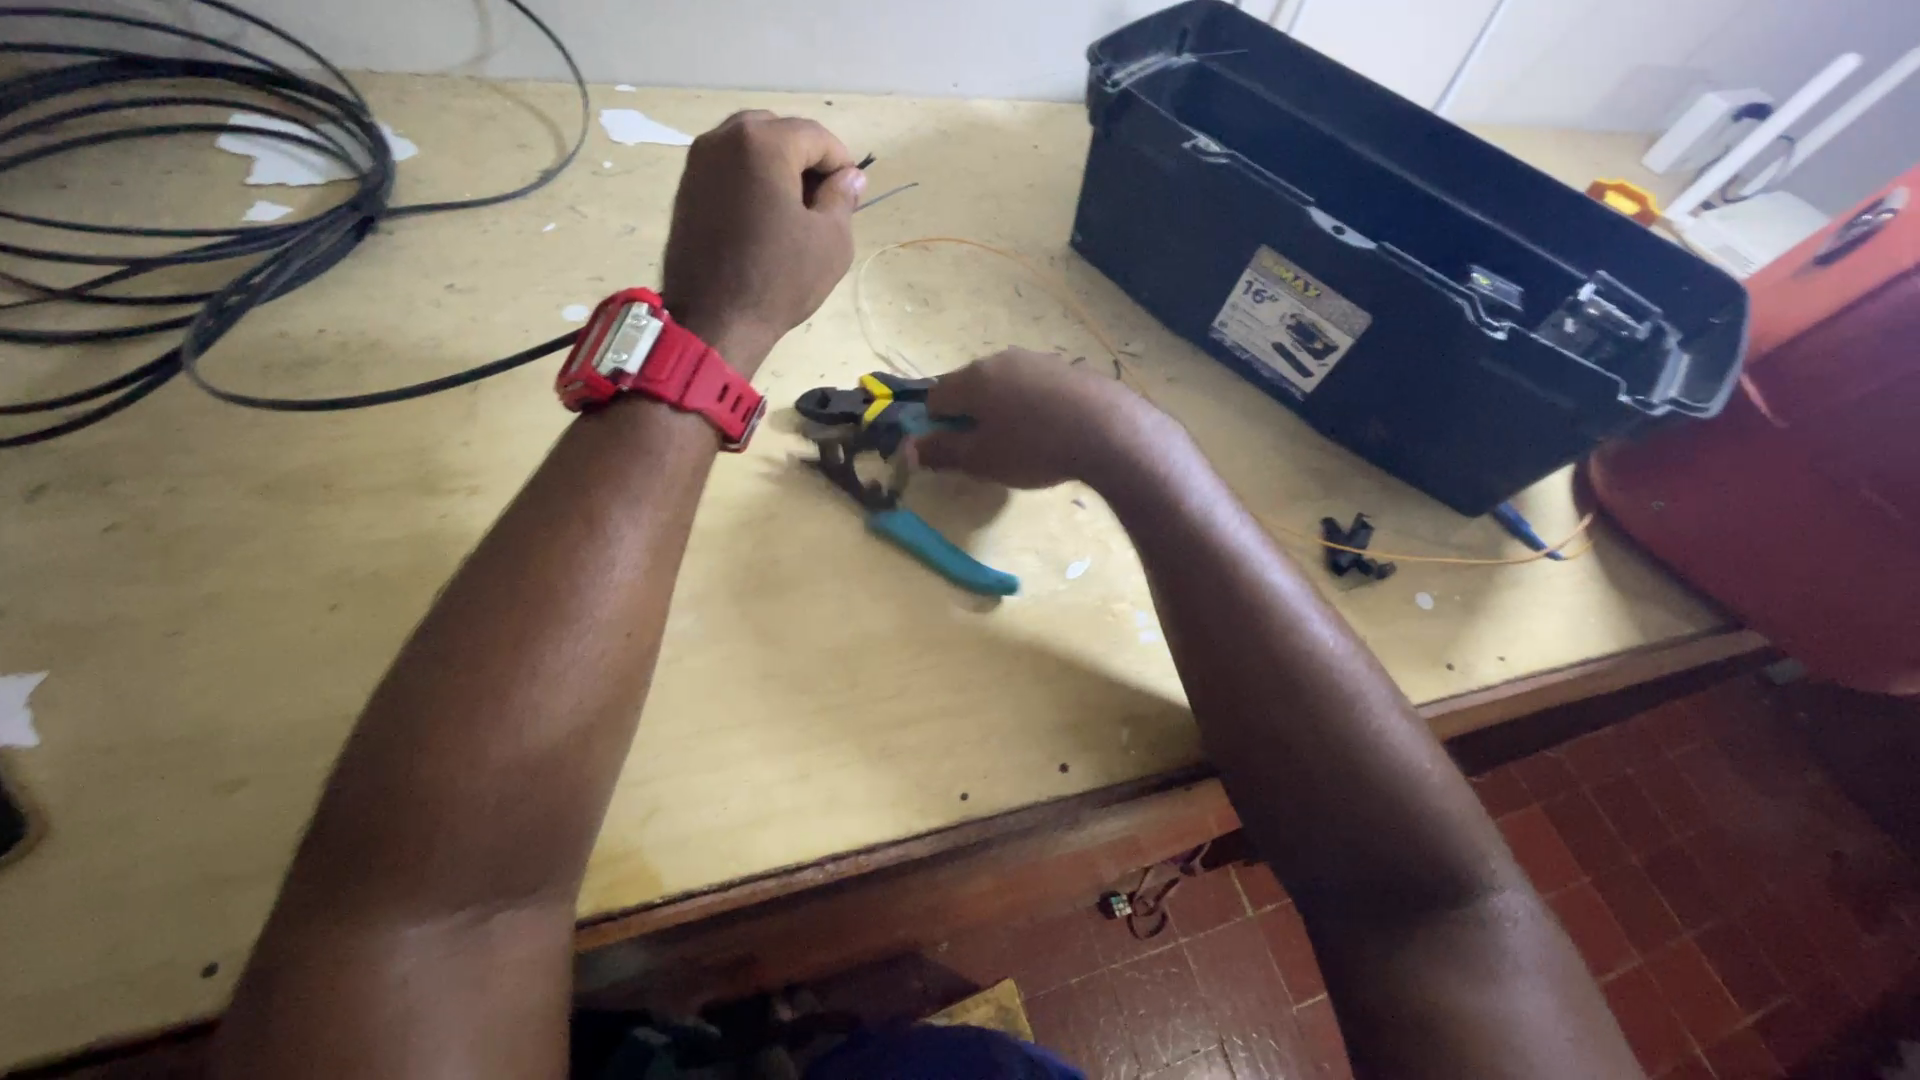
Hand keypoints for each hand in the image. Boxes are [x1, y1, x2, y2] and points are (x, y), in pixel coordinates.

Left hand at [662, 111, 865, 372]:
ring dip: (777, 167)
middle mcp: (724, 138)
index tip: (851, 195)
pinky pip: (728, 167)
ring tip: (793, 210)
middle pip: (779, 132)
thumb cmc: (780, 280)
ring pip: (749, 146)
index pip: (816, 136)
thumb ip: (842, 198)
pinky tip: (763, 218)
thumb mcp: (831, 241)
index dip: (841, 163)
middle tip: (822, 201)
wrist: (715, 320)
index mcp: (764, 143)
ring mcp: (698, 161)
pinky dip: (750, 180)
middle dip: (805, 159)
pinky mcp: (686, 187)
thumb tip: (850, 176)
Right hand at [909, 348, 1168, 489]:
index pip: (935, 396)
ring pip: (1006, 384)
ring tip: (1026, 443)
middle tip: (989, 450)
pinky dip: (1035, 407)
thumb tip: (909, 449)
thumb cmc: (1033, 447)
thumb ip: (942, 452)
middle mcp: (1001, 359)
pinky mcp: (1069, 368)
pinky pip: (1037, 387)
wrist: (1108, 430)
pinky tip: (1054, 432)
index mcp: (972, 378)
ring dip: (1005, 409)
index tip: (954, 450)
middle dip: (972, 415)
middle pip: (971, 386)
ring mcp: (1038, 359)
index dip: (936, 426)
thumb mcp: (981, 459)